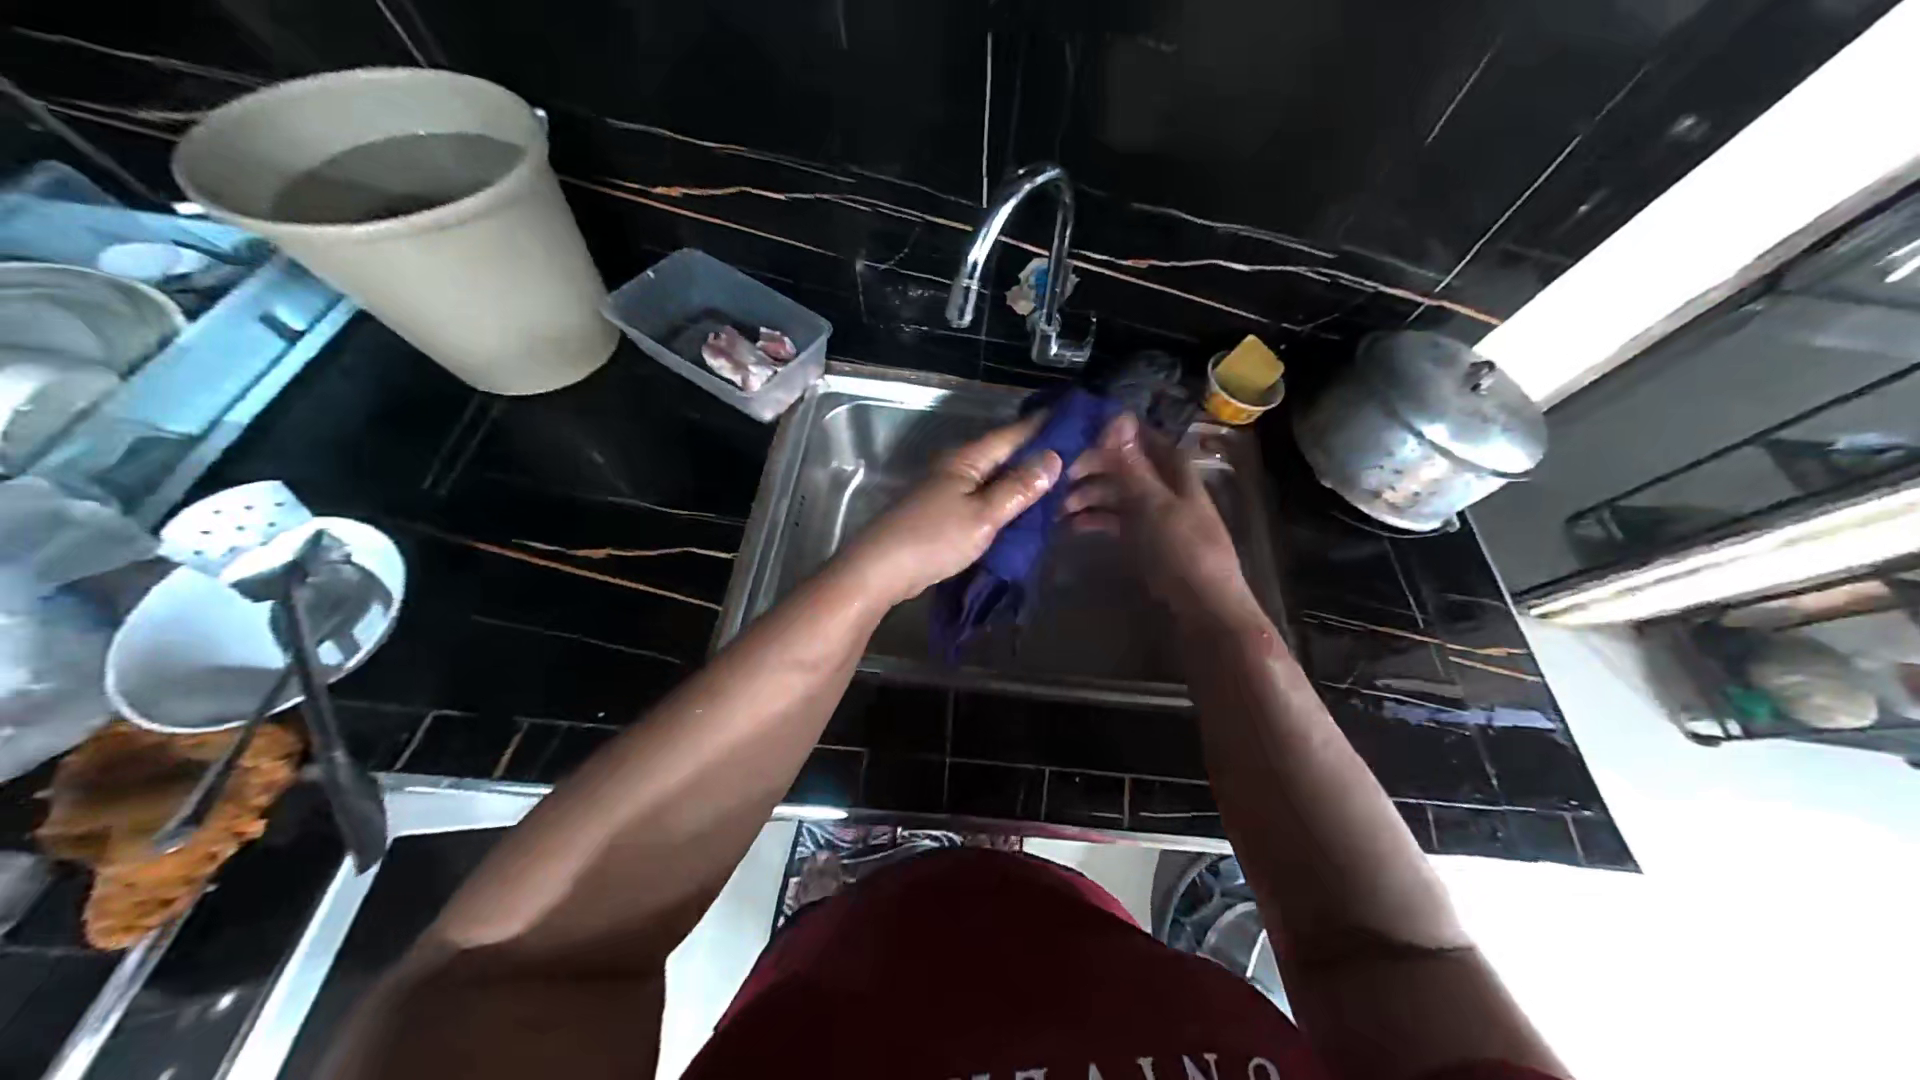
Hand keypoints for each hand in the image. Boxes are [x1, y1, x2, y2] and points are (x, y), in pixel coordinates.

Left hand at [837, 414, 1061, 605]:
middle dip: (1039, 452)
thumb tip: (1054, 457)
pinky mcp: (945, 511)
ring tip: (1061, 481)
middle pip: (1004, 453)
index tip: (1077, 418)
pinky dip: (1007, 498)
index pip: (1013, 433)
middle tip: (1080, 454)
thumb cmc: (933, 539)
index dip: (1044, 425)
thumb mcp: (983, 516)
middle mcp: (958, 466)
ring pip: (995, 476)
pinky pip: (985, 496)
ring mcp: (949, 489)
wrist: (881, 570)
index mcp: (967, 459)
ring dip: (1024, 478)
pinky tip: (1025, 508)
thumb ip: (1018, 488)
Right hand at [1063, 413, 1255, 620]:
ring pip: (1114, 493)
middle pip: (1122, 465)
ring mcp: (1150, 512)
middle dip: (1091, 468)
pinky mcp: (1141, 537)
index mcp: (1174, 469)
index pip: (1140, 437)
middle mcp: (1161, 485)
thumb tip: (1117, 417)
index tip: (1075, 435)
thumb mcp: (1154, 504)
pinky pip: (1112, 519)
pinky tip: (1070, 526)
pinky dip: (1093, 520)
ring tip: (1058, 508)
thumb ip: (1132, 465)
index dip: (1110, 433)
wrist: (1203, 607)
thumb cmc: (1184, 550)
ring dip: (1087, 496)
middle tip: (1059, 478)